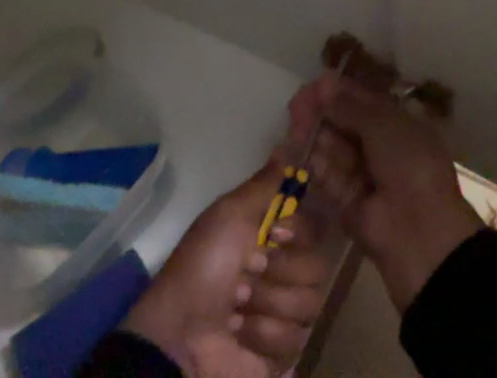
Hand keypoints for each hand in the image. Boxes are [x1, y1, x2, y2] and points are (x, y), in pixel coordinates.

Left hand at [121, 160, 332, 377]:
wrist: (180, 336)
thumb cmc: (202, 269)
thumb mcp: (228, 215)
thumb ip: (265, 184)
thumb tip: (289, 144)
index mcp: (268, 240)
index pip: (313, 229)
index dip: (297, 233)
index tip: (274, 235)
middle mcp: (278, 274)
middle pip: (316, 267)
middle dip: (280, 273)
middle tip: (246, 277)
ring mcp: (281, 314)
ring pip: (309, 304)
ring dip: (268, 307)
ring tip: (237, 311)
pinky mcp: (280, 352)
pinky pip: (297, 339)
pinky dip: (263, 337)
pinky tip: (240, 335)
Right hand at [288, 76, 483, 311]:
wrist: (420, 232)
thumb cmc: (409, 166)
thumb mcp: (385, 127)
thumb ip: (351, 108)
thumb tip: (325, 86)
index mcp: (400, 126)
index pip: (364, 102)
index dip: (340, 92)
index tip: (314, 84)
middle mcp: (381, 147)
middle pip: (345, 124)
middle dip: (322, 112)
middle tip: (296, 106)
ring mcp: (364, 175)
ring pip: (334, 148)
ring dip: (314, 134)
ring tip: (293, 123)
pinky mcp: (346, 201)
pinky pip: (327, 176)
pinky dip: (310, 162)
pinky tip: (291, 149)